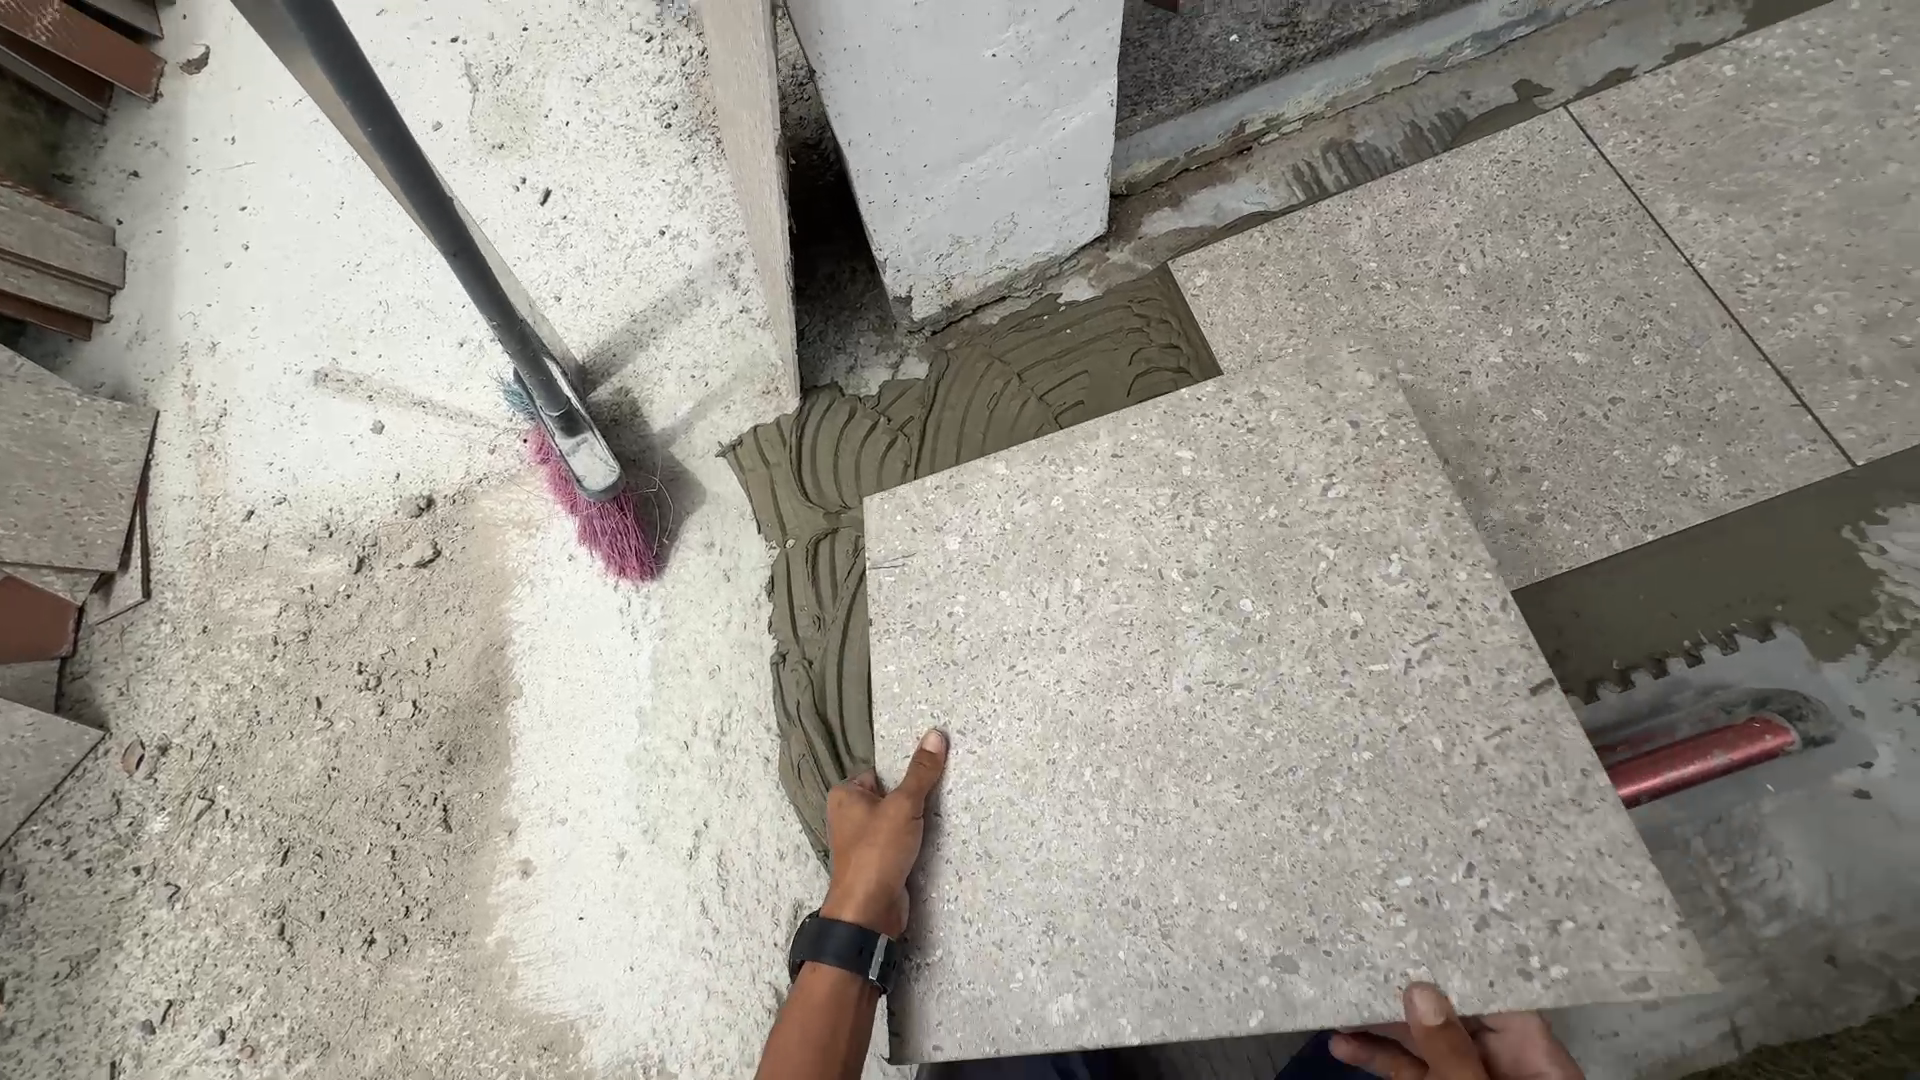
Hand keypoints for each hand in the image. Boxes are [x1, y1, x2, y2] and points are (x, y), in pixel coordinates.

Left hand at [819, 729, 947, 938]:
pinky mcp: (876, 863)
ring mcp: (861, 842)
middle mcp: (848, 816)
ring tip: (932, 820)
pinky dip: (912, 841)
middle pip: (889, 795)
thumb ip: (921, 772)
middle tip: (931, 800)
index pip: (879, 772)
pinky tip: (926, 842)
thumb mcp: (903, 805)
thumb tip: (935, 734)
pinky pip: (898, 841)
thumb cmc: (877, 851)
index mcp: (844, 795)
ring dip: (913, 822)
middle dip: (910, 799)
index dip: (901, 776)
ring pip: (895, 820)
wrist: (870, 912)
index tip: (924, 779)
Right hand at [1330, 983, 1583, 1079]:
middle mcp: (1506, 1070)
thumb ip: (1453, 1055)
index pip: (1501, 998)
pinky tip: (1343, 1048)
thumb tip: (1421, 988)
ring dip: (1378, 1027)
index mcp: (1538, 1066)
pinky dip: (1380, 1059)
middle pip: (1453, 1015)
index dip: (1457, 964)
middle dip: (1402, 992)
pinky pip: (1414, 1072)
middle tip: (1356, 963)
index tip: (1410, 933)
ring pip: (1425, 1044)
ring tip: (1333, 1008)